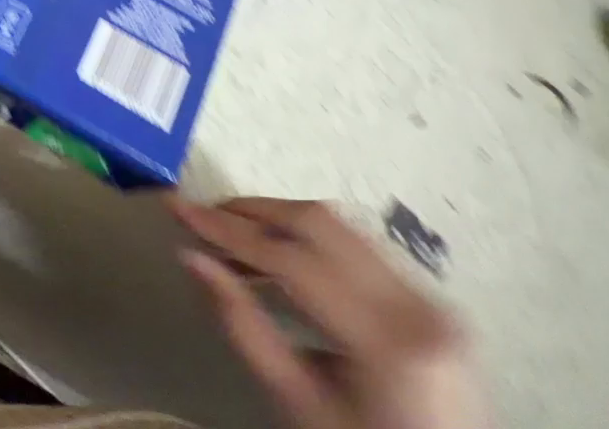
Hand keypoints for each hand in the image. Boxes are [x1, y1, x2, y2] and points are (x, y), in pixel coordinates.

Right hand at [170, 197, 489, 428]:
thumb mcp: (295, 401)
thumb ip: (243, 325)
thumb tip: (192, 258)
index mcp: (385, 338)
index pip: (290, 258)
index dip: (226, 230)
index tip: (177, 207)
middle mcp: (417, 303)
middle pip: (319, 224)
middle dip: (251, 211)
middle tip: (201, 213)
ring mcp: (431, 296)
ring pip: (339, 225)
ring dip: (278, 219)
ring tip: (230, 231)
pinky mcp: (429, 297)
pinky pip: (358, 244)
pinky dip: (309, 237)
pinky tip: (276, 252)